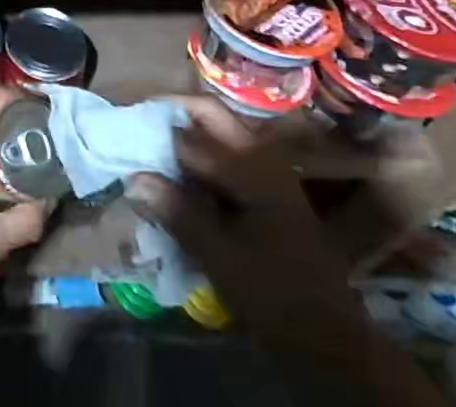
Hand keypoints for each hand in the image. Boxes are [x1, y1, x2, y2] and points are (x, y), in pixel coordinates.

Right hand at [124, 95, 360, 344]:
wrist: (331, 340)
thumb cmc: (274, 293)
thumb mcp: (220, 257)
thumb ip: (177, 212)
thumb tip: (132, 177)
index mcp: (255, 172)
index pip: (195, 130)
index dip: (158, 121)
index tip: (124, 123)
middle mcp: (264, 163)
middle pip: (213, 117)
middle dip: (173, 116)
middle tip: (136, 125)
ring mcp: (268, 178)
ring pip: (218, 137)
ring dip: (184, 137)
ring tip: (149, 150)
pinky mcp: (266, 196)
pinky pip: (225, 160)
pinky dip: (197, 161)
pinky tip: (174, 180)